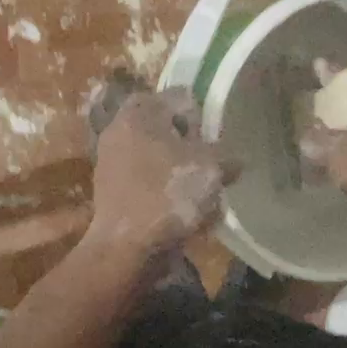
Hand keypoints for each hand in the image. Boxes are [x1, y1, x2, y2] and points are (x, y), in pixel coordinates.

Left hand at [87, 87, 227, 258]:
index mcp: (139, 111)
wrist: (126, 249)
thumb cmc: (168, 196)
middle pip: (170, 134)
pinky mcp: (113, 196)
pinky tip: (185, 221)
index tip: (213, 148)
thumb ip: (226, 156)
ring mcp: (112, 166)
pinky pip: (150, 189)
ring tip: (202, 204)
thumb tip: (234, 161)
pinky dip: (167, 200)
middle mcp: (119, 131)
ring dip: (183, 180)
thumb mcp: (211, 168)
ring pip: (161, 164)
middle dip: (193, 154)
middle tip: (210, 175)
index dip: (204, 121)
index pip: (181, 99)